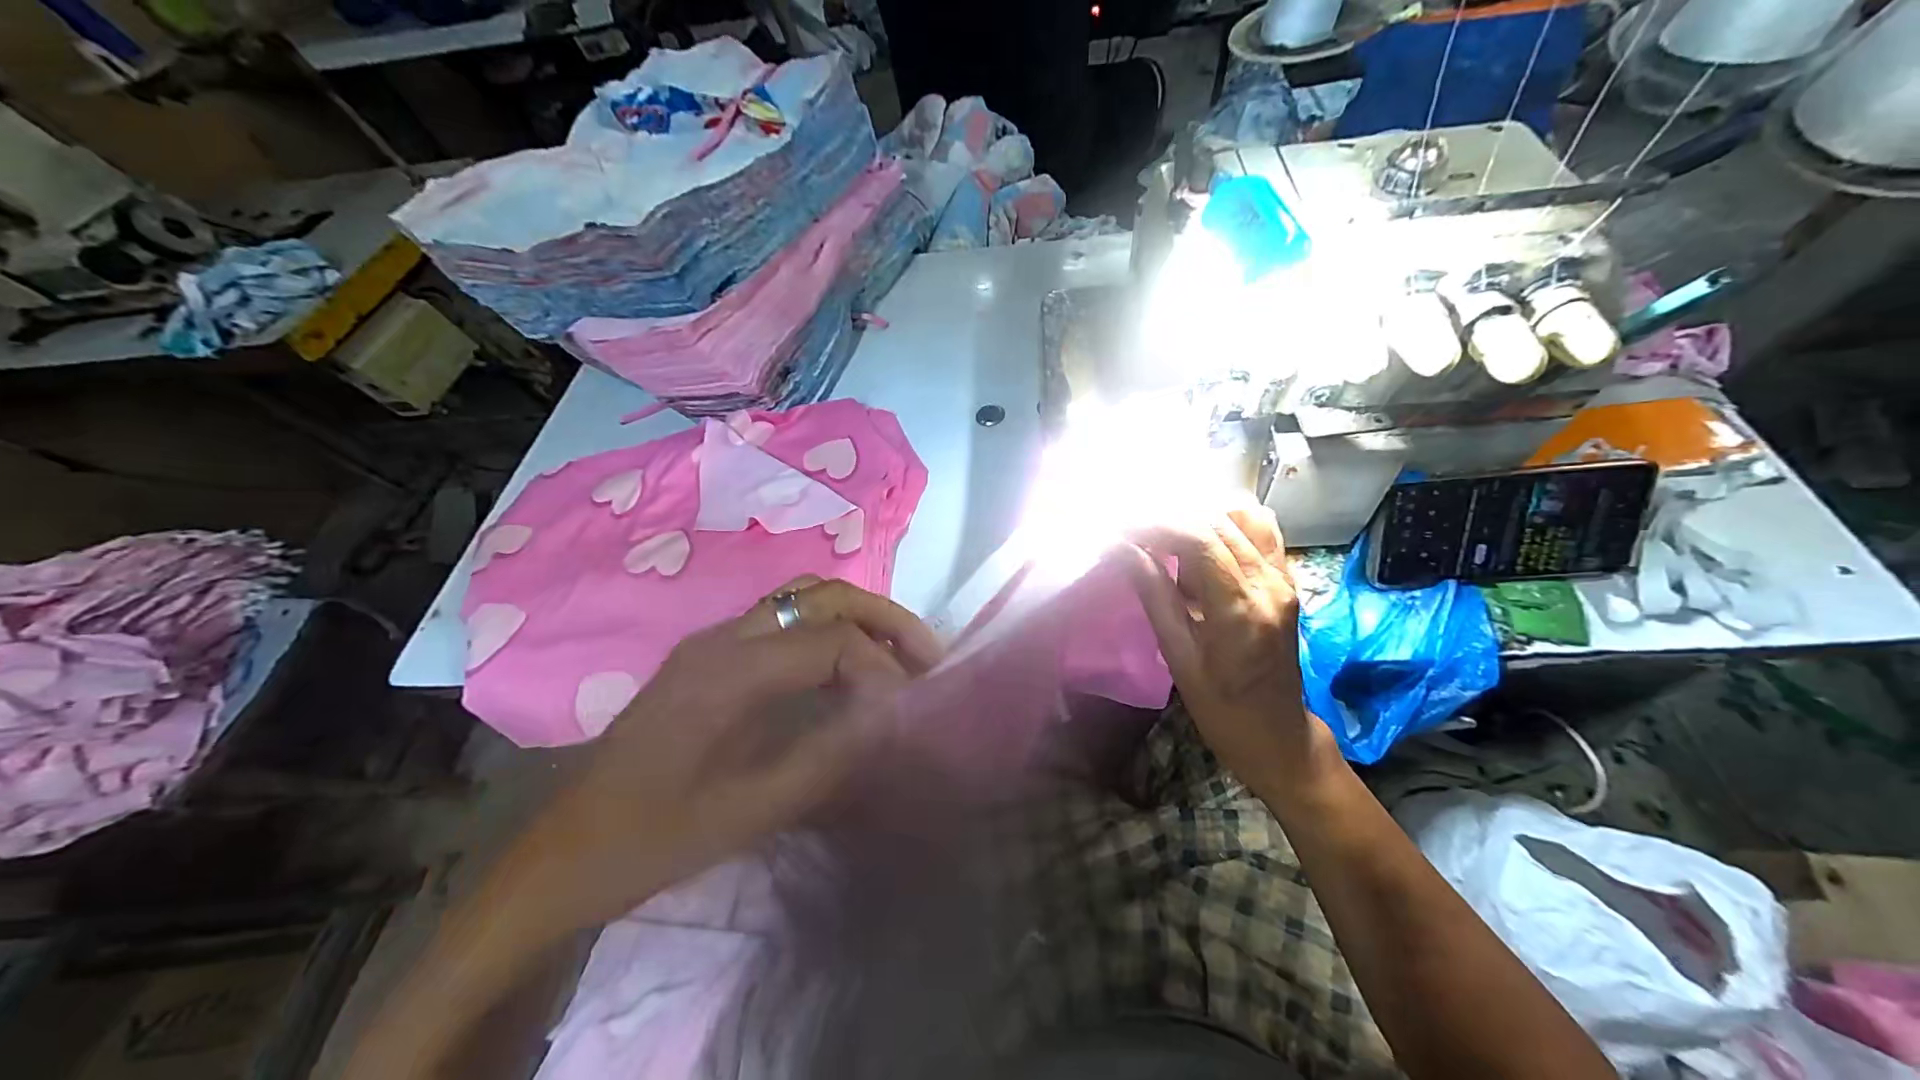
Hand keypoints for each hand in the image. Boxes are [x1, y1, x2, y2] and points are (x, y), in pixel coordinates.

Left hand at [531, 577, 942, 928]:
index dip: (884, 668)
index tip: (908, 710)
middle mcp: (722, 638)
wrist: (564, 854)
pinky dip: (827, 631)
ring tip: (898, 658)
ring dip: (857, 618)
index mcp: (729, 671)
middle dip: (884, 619)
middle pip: (822, 595)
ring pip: (801, 598)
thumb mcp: (751, 811)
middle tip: (928, 658)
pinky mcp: (706, 658)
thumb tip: (892, 717)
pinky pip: (780, 621)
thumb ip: (829, 757)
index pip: (832, 639)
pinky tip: (846, 670)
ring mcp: (710, 642)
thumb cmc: (655, 839)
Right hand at [1123, 507, 1327, 789]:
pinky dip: (1225, 526)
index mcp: (1240, 608)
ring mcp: (1283, 580)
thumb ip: (1156, 598)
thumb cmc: (1221, 708)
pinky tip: (1199, 543)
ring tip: (1164, 537)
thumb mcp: (1179, 658)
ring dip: (1198, 519)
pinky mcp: (1286, 581)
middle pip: (1218, 524)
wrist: (1277, 734)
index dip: (1156, 526)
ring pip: (1241, 520)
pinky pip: (1260, 533)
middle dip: (1171, 518)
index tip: (1122, 529)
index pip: (1198, 541)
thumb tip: (1125, 552)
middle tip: (1133, 530)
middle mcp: (1269, 584)